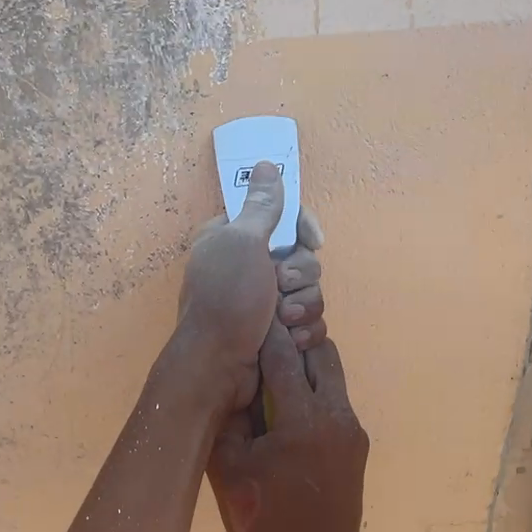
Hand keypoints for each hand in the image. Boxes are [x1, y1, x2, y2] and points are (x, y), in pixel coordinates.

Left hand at [172, 162, 326, 409]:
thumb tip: (265, 162)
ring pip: (311, 289)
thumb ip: (262, 205)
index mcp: (234, 237)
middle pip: (303, 255)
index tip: (312, 239)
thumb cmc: (226, 299)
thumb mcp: (242, 243)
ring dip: (302, 305)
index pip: (282, 216)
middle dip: (301, 274)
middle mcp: (250, 265)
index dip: (302, 226)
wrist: (219, 369)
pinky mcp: (279, 330)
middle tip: (281, 287)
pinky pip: (311, 320)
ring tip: (283, 321)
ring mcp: (265, 299)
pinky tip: (293, 340)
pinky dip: (306, 330)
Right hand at [208, 322, 368, 531]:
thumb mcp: (228, 470)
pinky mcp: (357, 445)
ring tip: (276, 363)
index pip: (282, 353)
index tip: (254, 305)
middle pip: (320, 351)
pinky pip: (335, 399)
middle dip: (294, 336)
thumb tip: (232, 378)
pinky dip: (313, 389)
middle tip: (266, 328)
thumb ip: (229, 417)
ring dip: (307, 361)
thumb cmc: (263, 523)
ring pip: (332, 373)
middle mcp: (335, 413)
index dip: (266, 327)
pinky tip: (288, 402)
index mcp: (301, 417)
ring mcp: (352, 429)